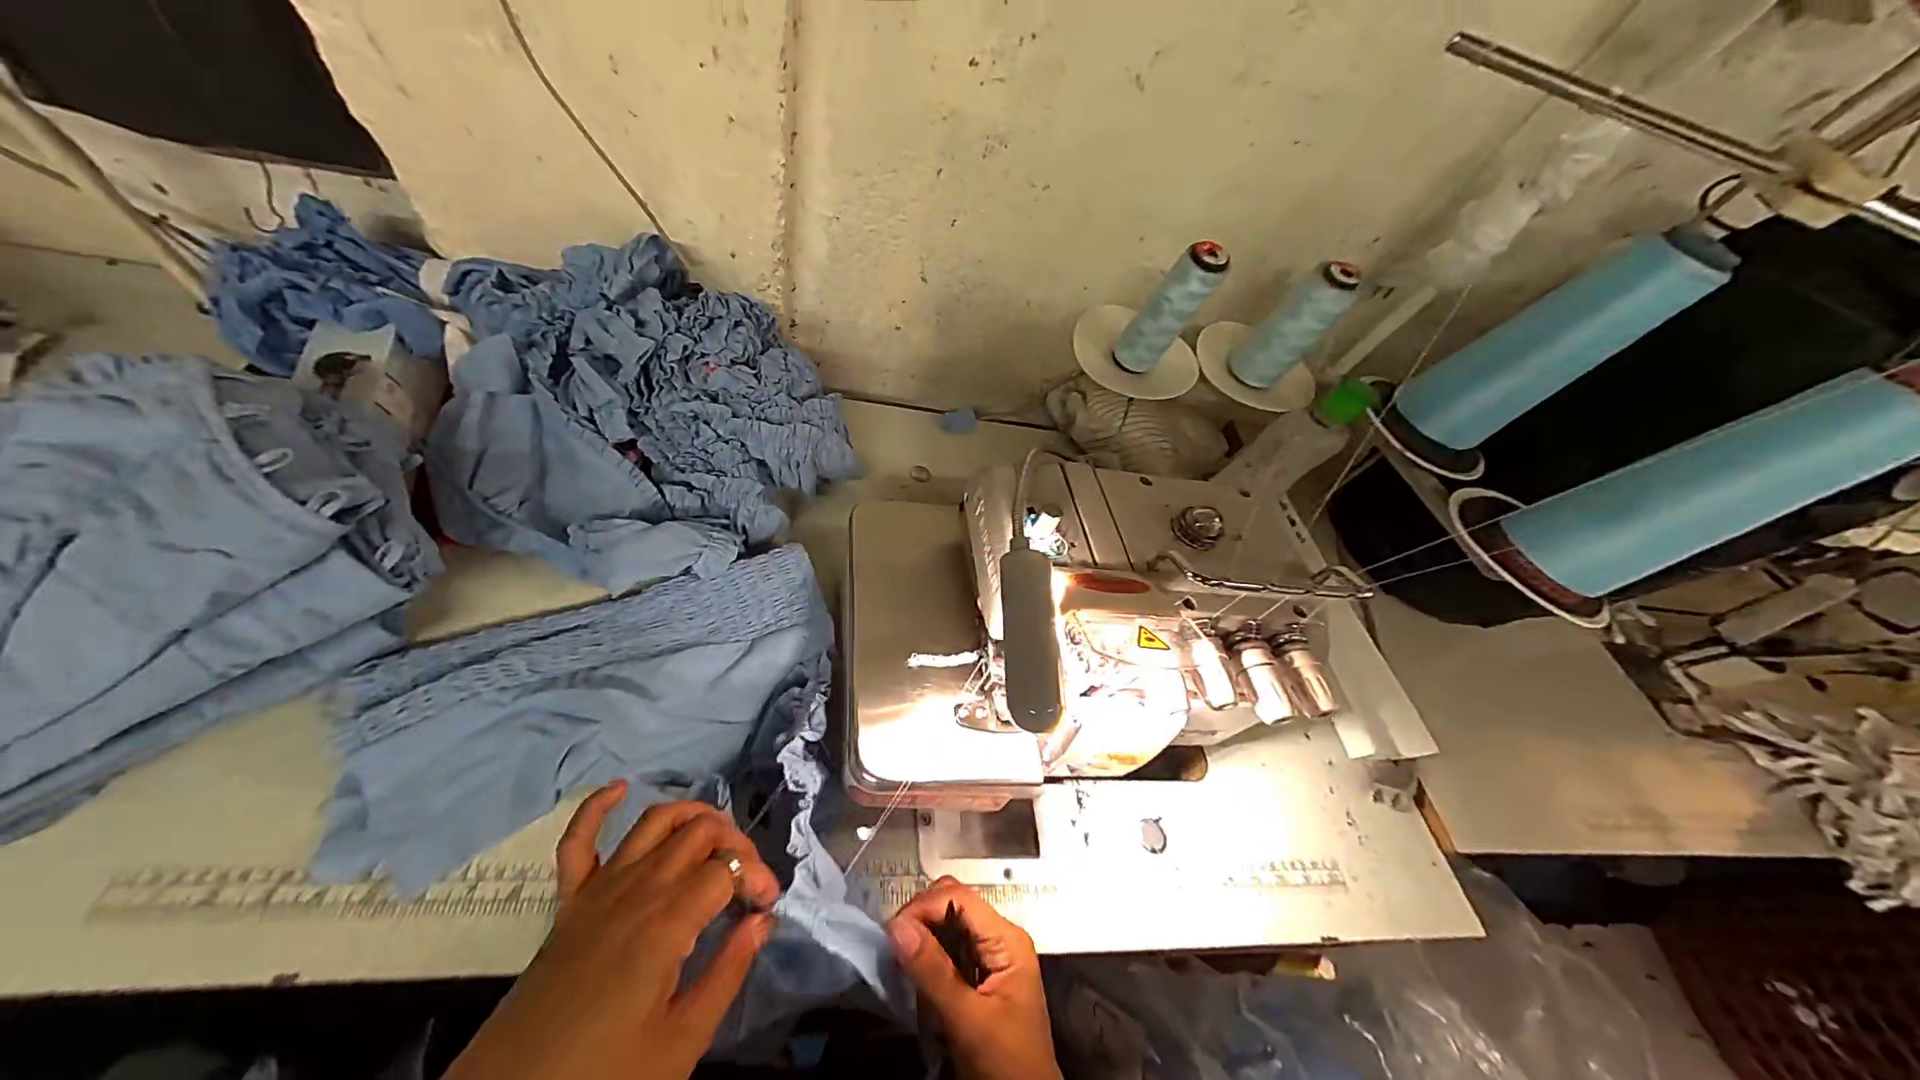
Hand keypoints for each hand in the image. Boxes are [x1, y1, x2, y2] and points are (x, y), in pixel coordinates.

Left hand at [445, 784, 780, 1079]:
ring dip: (692, 816)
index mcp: (667, 922)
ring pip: (654, 821)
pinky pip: (578, 840)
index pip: (729, 869)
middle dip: (737, 845)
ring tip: (717, 836)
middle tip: (747, 883)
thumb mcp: (682, 1040)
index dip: (757, 878)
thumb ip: (729, 971)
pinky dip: (597, 808)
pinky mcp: (568, 900)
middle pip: (700, 833)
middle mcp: (636, 889)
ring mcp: (598, 889)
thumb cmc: (606, 1072)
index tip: (766, 909)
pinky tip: (619, 789)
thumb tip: (762, 921)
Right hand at [888, 876, 1060, 1079]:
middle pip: (952, 903)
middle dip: (920, 918)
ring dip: (922, 937)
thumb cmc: (1006, 1063)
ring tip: (900, 961)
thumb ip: (933, 971)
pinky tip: (915, 973)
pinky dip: (929, 955)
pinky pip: (949, 949)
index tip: (891, 934)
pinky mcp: (980, 975)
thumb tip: (896, 926)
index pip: (958, 897)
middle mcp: (1000, 938)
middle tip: (894, 948)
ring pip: (948, 924)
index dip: (922, 907)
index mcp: (1007, 939)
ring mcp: (991, 956)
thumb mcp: (968, 1019)